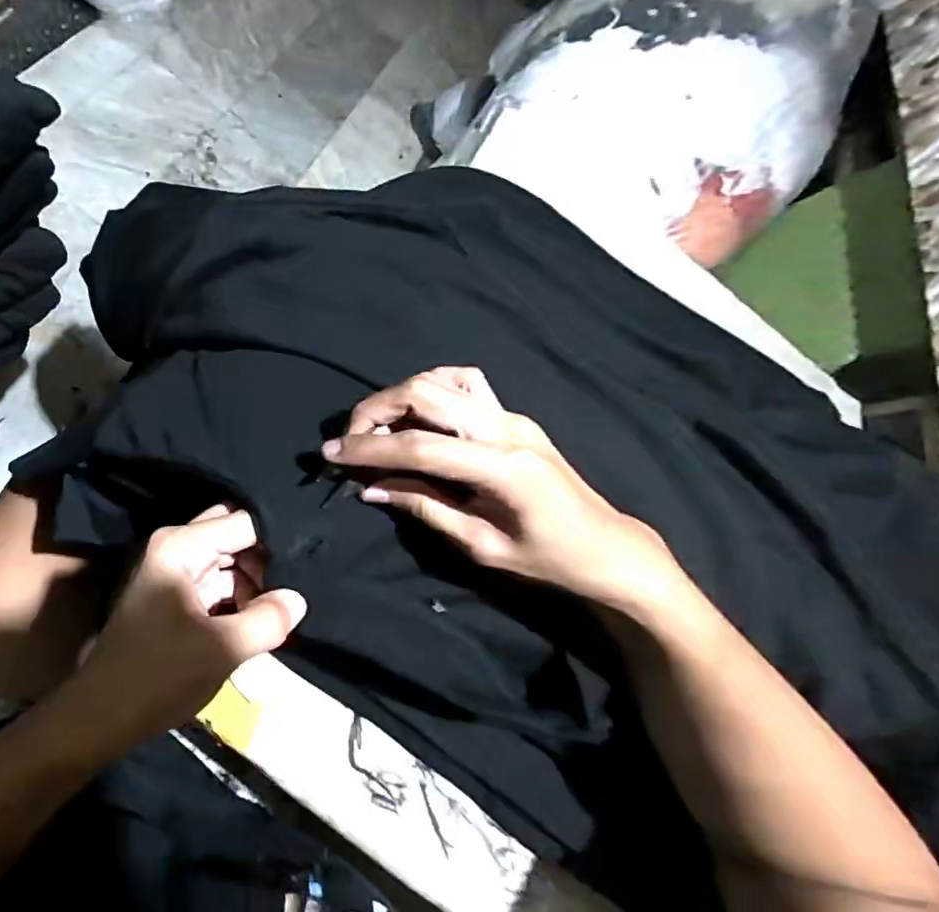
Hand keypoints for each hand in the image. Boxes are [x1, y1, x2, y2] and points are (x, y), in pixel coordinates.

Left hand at [62, 505, 306, 746]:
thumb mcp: (221, 650)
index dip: (276, 542)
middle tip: (295, 588)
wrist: (101, 718)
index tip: (306, 563)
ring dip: (254, 583)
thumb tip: (299, 599)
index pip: (244, 522)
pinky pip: (218, 582)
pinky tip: (260, 619)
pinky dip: (239, 597)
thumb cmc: (159, 675)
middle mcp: (175, 547)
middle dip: (266, 561)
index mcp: (181, 546)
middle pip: (236, 537)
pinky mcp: (174, 595)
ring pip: (229, 561)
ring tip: (280, 610)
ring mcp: (173, 571)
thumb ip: (267, 620)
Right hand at [322, 367, 688, 610]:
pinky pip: (464, 384)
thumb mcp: (481, 546)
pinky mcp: (513, 415)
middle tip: (349, 440)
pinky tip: (417, 416)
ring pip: (442, 379)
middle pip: (426, 394)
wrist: (607, 545)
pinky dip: (430, 390)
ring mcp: (512, 415)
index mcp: (502, 468)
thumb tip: (370, 488)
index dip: (369, 449)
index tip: (331, 455)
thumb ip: (425, 508)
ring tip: (378, 430)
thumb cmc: (549, 559)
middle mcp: (506, 428)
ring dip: (400, 397)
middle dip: (376, 411)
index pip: (420, 447)